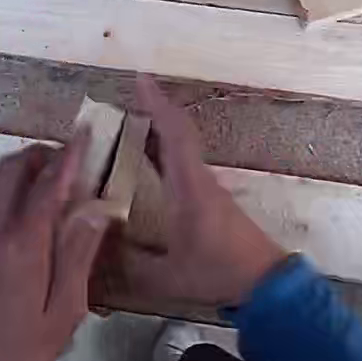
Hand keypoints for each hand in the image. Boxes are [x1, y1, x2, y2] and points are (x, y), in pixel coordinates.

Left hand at [0, 137, 110, 360]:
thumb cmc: (26, 342)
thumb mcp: (66, 306)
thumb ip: (79, 253)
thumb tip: (95, 210)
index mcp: (23, 244)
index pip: (48, 186)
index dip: (69, 157)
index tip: (84, 134)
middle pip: (12, 170)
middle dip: (41, 153)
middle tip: (69, 155)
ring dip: (23, 166)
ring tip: (52, 171)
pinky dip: (12, 184)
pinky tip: (31, 198)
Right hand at [123, 77, 285, 307]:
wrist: (265, 280)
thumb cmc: (218, 272)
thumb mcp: (169, 277)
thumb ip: (131, 267)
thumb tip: (96, 254)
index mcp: (189, 188)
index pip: (174, 135)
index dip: (157, 105)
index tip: (141, 79)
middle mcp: (200, 179)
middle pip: (178, 133)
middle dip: (153, 111)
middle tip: (123, 100)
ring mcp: (208, 187)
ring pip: (182, 147)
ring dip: (159, 131)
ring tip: (128, 125)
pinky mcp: (211, 198)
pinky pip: (184, 162)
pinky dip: (165, 151)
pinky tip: (149, 161)